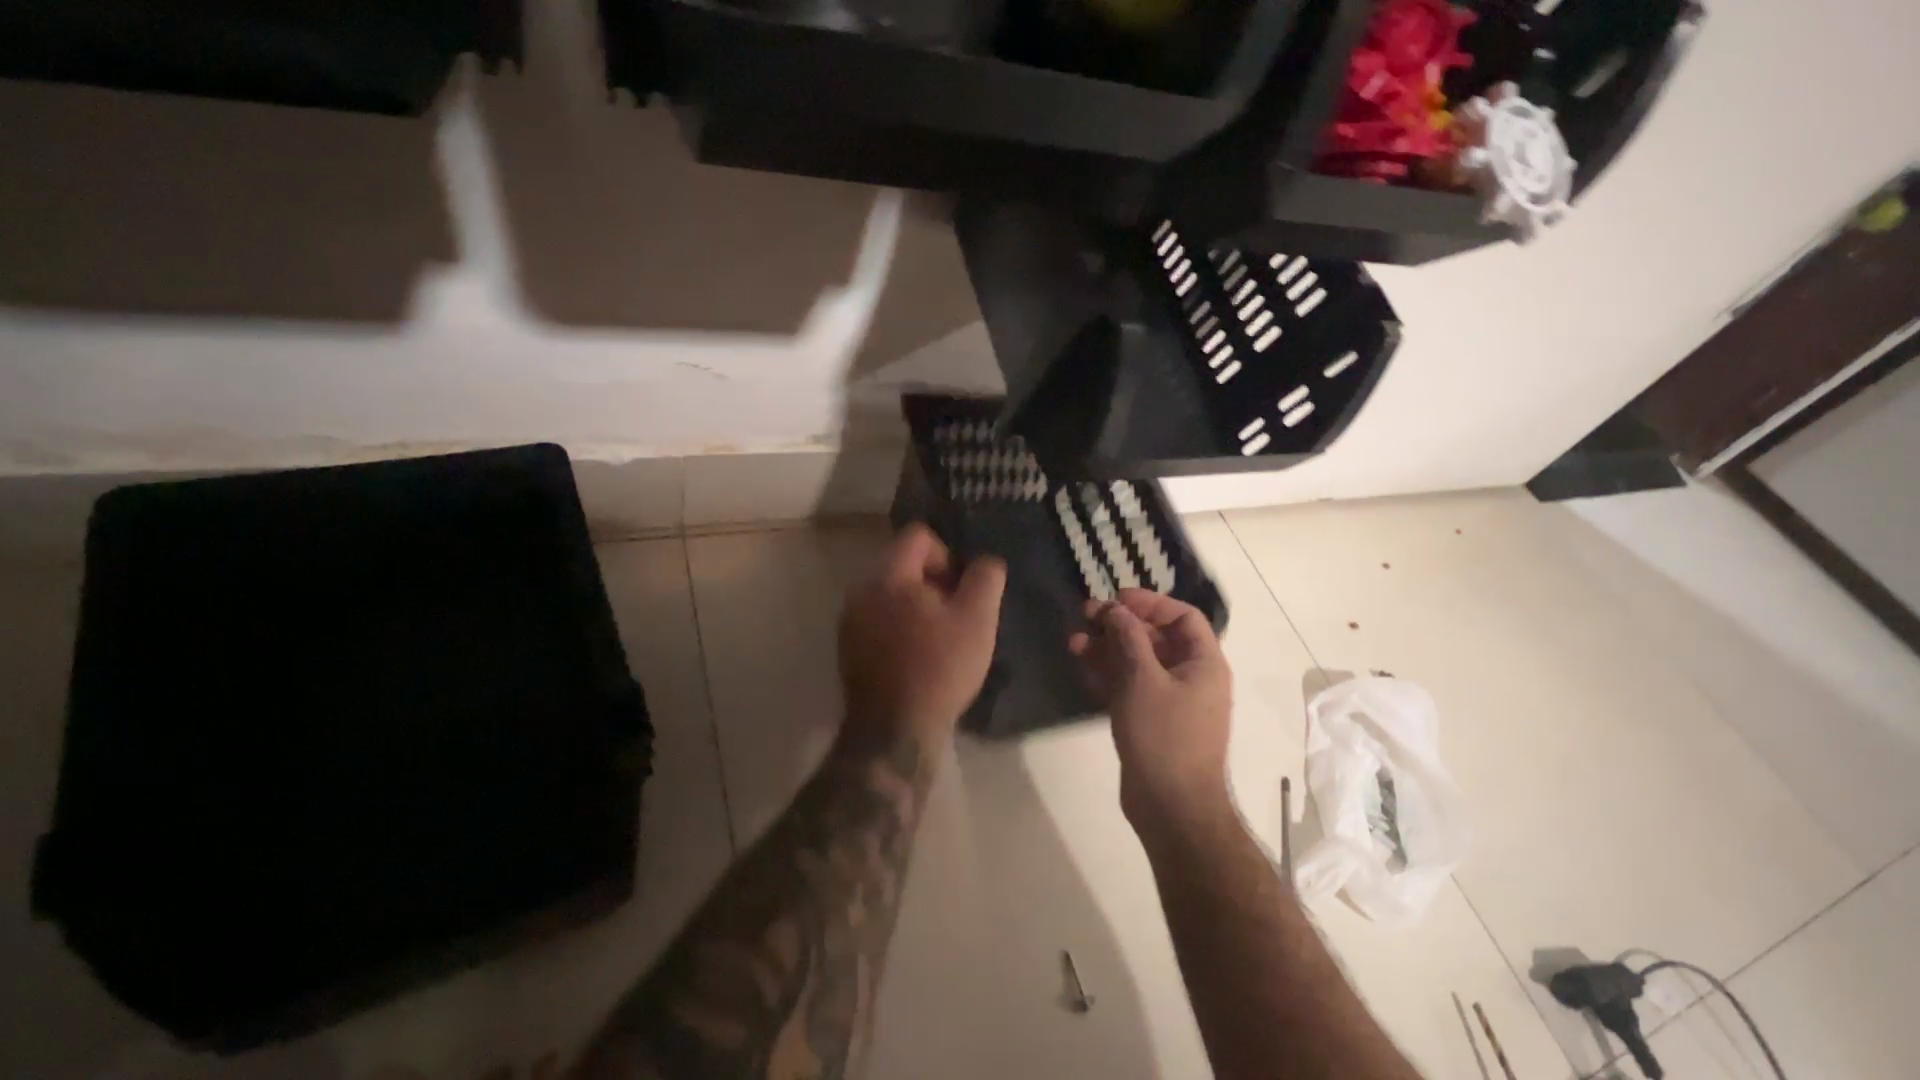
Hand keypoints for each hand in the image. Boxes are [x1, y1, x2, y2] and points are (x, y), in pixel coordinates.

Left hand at [839, 524, 1006, 749]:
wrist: (895, 730)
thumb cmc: (939, 668)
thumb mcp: (977, 619)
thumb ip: (986, 578)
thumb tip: (986, 561)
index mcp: (888, 576)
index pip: (918, 536)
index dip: (949, 555)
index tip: (962, 590)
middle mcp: (860, 591)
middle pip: (903, 565)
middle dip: (935, 583)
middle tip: (958, 616)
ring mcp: (850, 622)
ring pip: (892, 596)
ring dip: (919, 608)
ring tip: (942, 639)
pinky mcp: (849, 650)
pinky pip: (880, 622)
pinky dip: (902, 629)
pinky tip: (921, 658)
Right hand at [1070, 590, 1232, 832]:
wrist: (1172, 807)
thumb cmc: (1164, 737)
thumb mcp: (1143, 680)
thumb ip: (1128, 638)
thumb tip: (1115, 609)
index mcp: (1204, 663)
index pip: (1182, 617)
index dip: (1150, 603)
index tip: (1115, 599)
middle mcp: (1191, 678)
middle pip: (1156, 638)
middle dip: (1120, 625)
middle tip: (1084, 618)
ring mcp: (1171, 702)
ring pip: (1138, 663)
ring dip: (1108, 650)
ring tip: (1073, 643)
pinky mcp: (1151, 722)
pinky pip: (1131, 688)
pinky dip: (1109, 675)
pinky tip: (1082, 668)